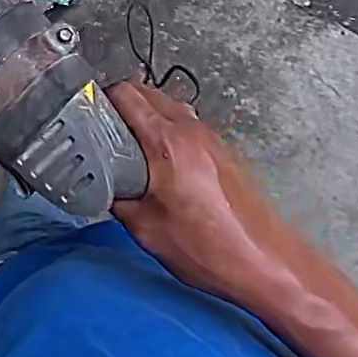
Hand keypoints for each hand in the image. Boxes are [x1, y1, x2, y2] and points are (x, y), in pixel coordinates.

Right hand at [108, 82, 289, 308]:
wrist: (268, 265)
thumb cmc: (215, 250)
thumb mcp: (146, 230)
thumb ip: (117, 199)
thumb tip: (102, 187)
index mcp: (166, 142)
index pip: (125, 94)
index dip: (102, 96)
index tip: (89, 107)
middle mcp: (189, 130)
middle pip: (145, 91)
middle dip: (121, 101)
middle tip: (105, 124)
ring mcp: (209, 136)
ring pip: (167, 104)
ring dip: (147, 112)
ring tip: (132, 140)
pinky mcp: (223, 149)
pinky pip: (186, 122)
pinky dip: (168, 127)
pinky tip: (163, 158)